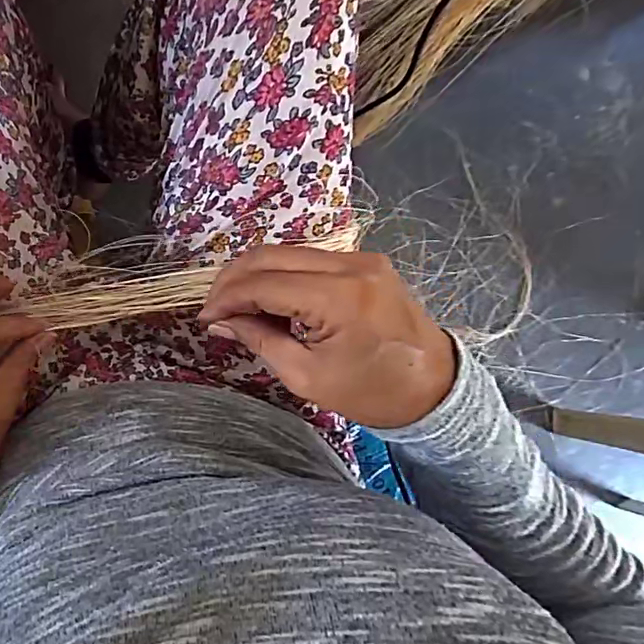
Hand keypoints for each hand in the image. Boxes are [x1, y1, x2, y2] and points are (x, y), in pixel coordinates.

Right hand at [198, 246, 455, 427]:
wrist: (437, 390)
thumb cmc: (371, 391)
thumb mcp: (304, 375)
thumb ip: (258, 339)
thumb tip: (220, 321)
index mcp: (340, 299)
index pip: (262, 285)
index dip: (225, 299)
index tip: (206, 318)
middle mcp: (352, 267)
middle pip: (268, 256)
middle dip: (231, 280)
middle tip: (214, 308)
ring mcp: (361, 260)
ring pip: (283, 252)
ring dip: (251, 275)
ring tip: (236, 305)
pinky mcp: (363, 262)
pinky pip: (304, 258)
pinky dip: (275, 274)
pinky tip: (265, 298)